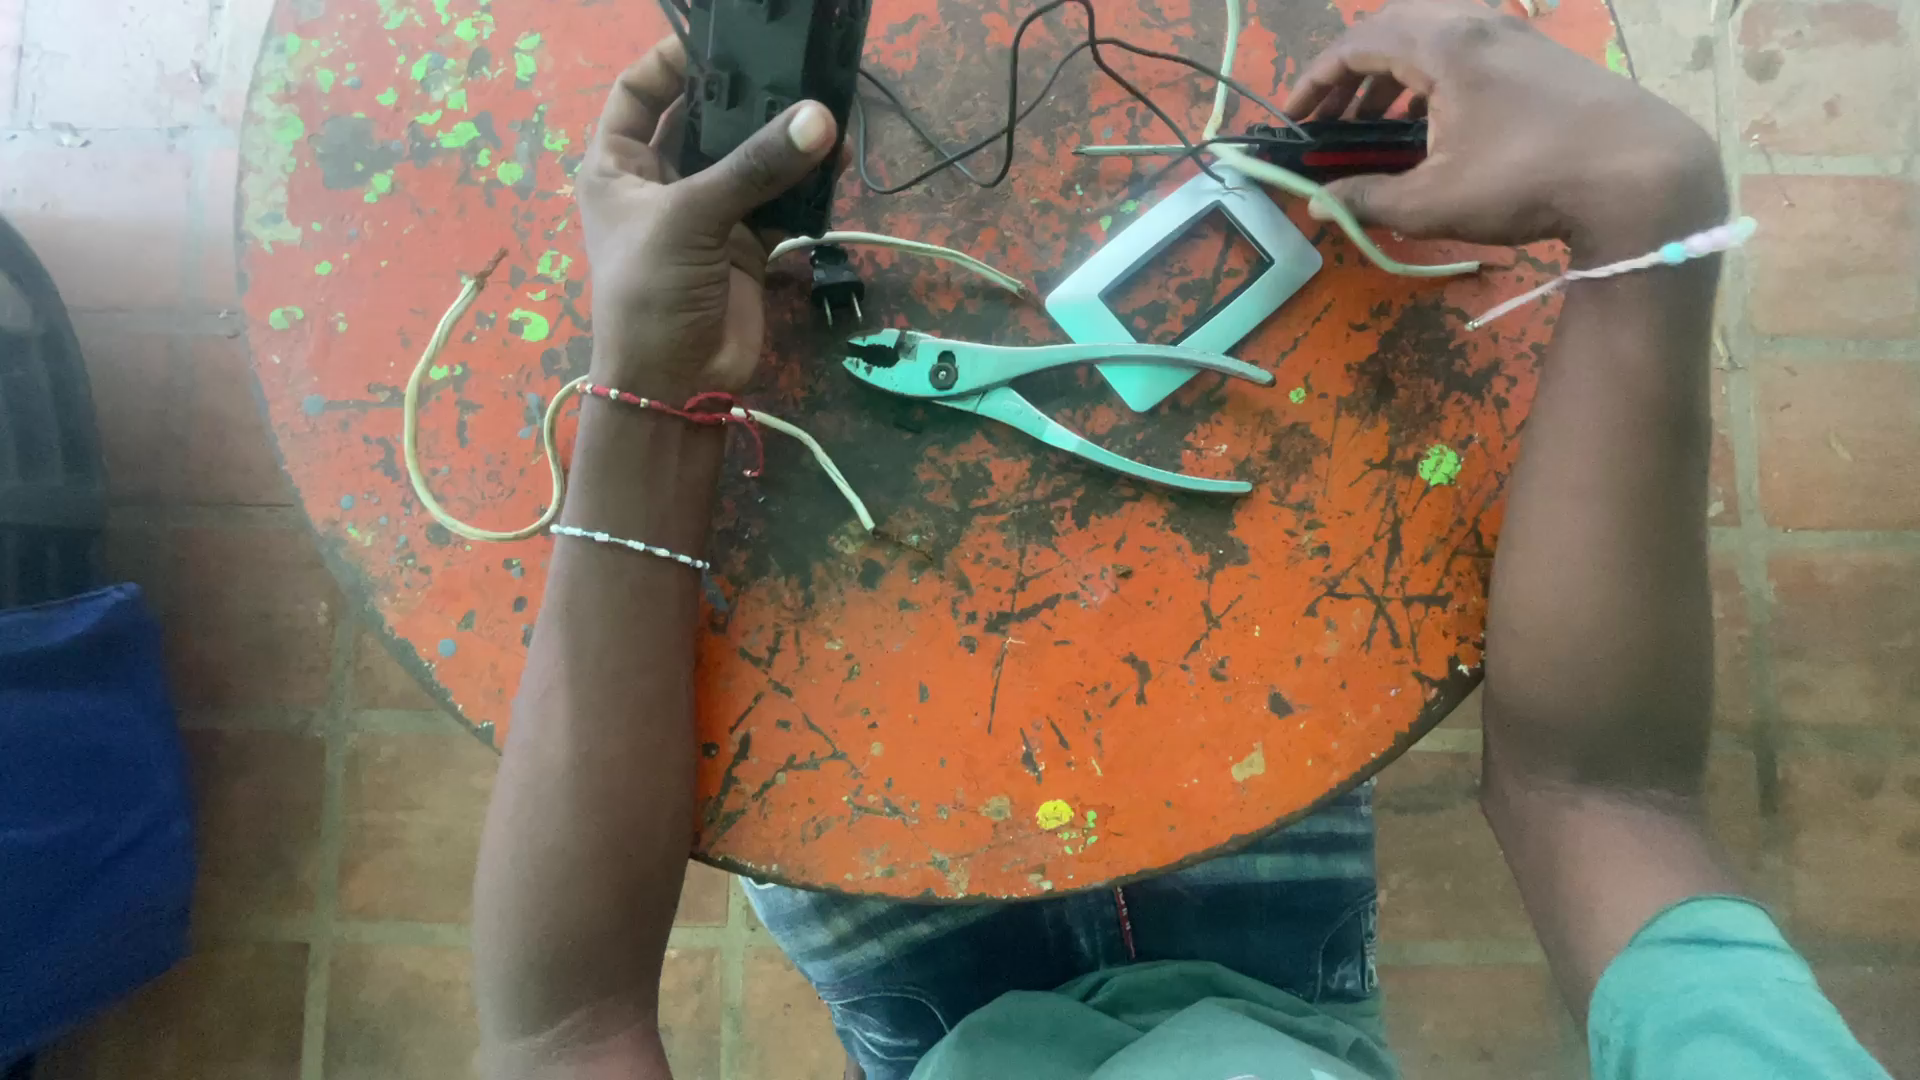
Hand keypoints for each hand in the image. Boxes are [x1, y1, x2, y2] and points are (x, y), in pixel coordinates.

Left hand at [578, 37, 837, 396]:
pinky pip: (777, 206)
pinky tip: (830, 170)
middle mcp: (663, 184)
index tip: (721, 42)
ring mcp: (708, 216)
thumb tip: (818, 121)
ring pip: (748, 166)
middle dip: (743, 102)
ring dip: (781, 147)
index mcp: (619, 165)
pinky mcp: (746, 248)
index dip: (672, 61)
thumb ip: (753, 168)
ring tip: (823, 119)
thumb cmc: (653, 290)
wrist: (678, 380)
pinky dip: (801, 192)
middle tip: (791, 74)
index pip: (641, 92)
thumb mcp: (691, 218)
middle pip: (704, 124)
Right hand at [1286, 0, 1724, 261]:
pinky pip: (1460, 48)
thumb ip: (1361, 199)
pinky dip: (1423, 78)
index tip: (1291, 119)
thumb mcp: (1425, 202)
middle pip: (1392, 27)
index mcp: (1445, 46)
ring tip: (1367, 127)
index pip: (1358, 42)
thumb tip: (1315, 204)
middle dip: (1348, 74)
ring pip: (1428, 35)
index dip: (1314, 81)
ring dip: (1386, 76)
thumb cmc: (1520, 182)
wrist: (1635, 172)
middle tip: (1327, 120)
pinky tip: (1421, 123)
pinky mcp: (1533, 55)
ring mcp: (1512, 35)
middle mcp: (1478, 23)